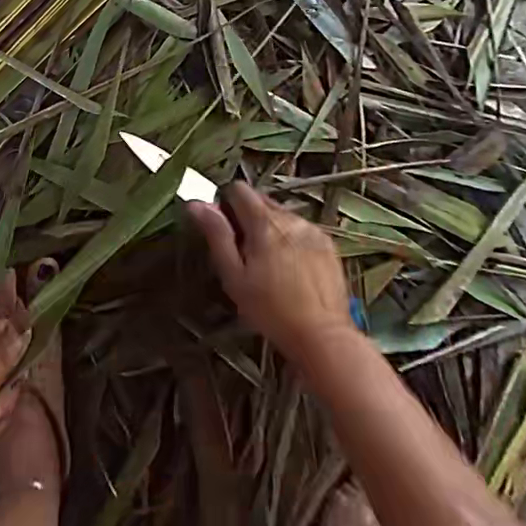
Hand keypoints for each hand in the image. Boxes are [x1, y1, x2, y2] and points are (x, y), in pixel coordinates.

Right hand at [187, 182, 358, 365]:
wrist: (322, 336)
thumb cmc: (270, 309)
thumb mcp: (234, 276)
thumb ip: (216, 234)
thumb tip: (196, 203)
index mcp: (264, 222)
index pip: (238, 189)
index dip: (226, 204)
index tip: (225, 230)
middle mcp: (290, 217)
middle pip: (261, 200)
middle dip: (247, 217)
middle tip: (244, 252)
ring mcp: (312, 229)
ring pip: (282, 215)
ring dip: (270, 228)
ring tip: (269, 264)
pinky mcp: (328, 244)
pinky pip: (301, 229)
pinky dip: (291, 239)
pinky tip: (291, 268)